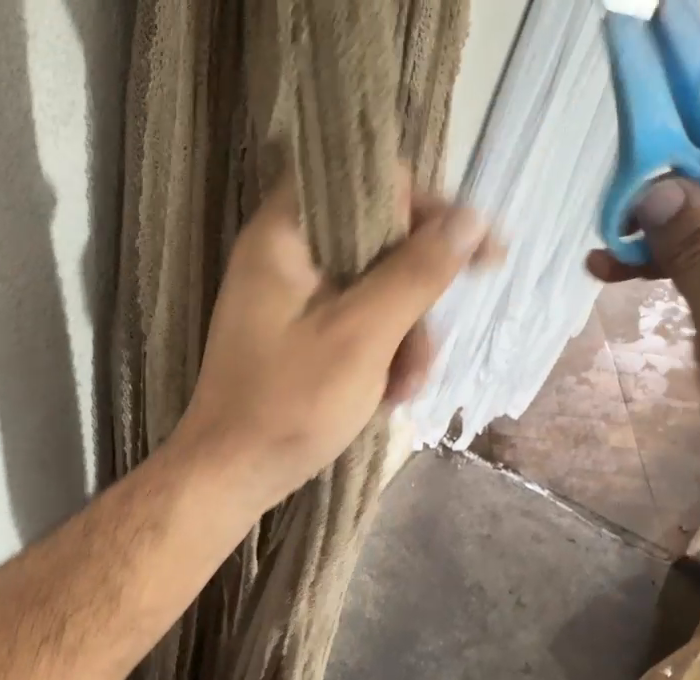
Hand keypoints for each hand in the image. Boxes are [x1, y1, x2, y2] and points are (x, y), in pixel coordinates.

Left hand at [169, 175, 502, 509]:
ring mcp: (287, 302)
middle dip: (415, 295)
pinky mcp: (294, 340)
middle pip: (375, 241)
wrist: (229, 476)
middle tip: (434, 343)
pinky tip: (387, 397)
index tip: (465, 244)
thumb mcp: (362, 336)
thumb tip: (470, 218)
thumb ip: (416, 272)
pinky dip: (377, 356)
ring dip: (402, 337)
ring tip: (406, 389)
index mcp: (283, 237)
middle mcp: (282, 258)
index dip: (422, 206)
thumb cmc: (288, 404)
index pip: (365, 182)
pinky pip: (351, 326)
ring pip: (370, 291)